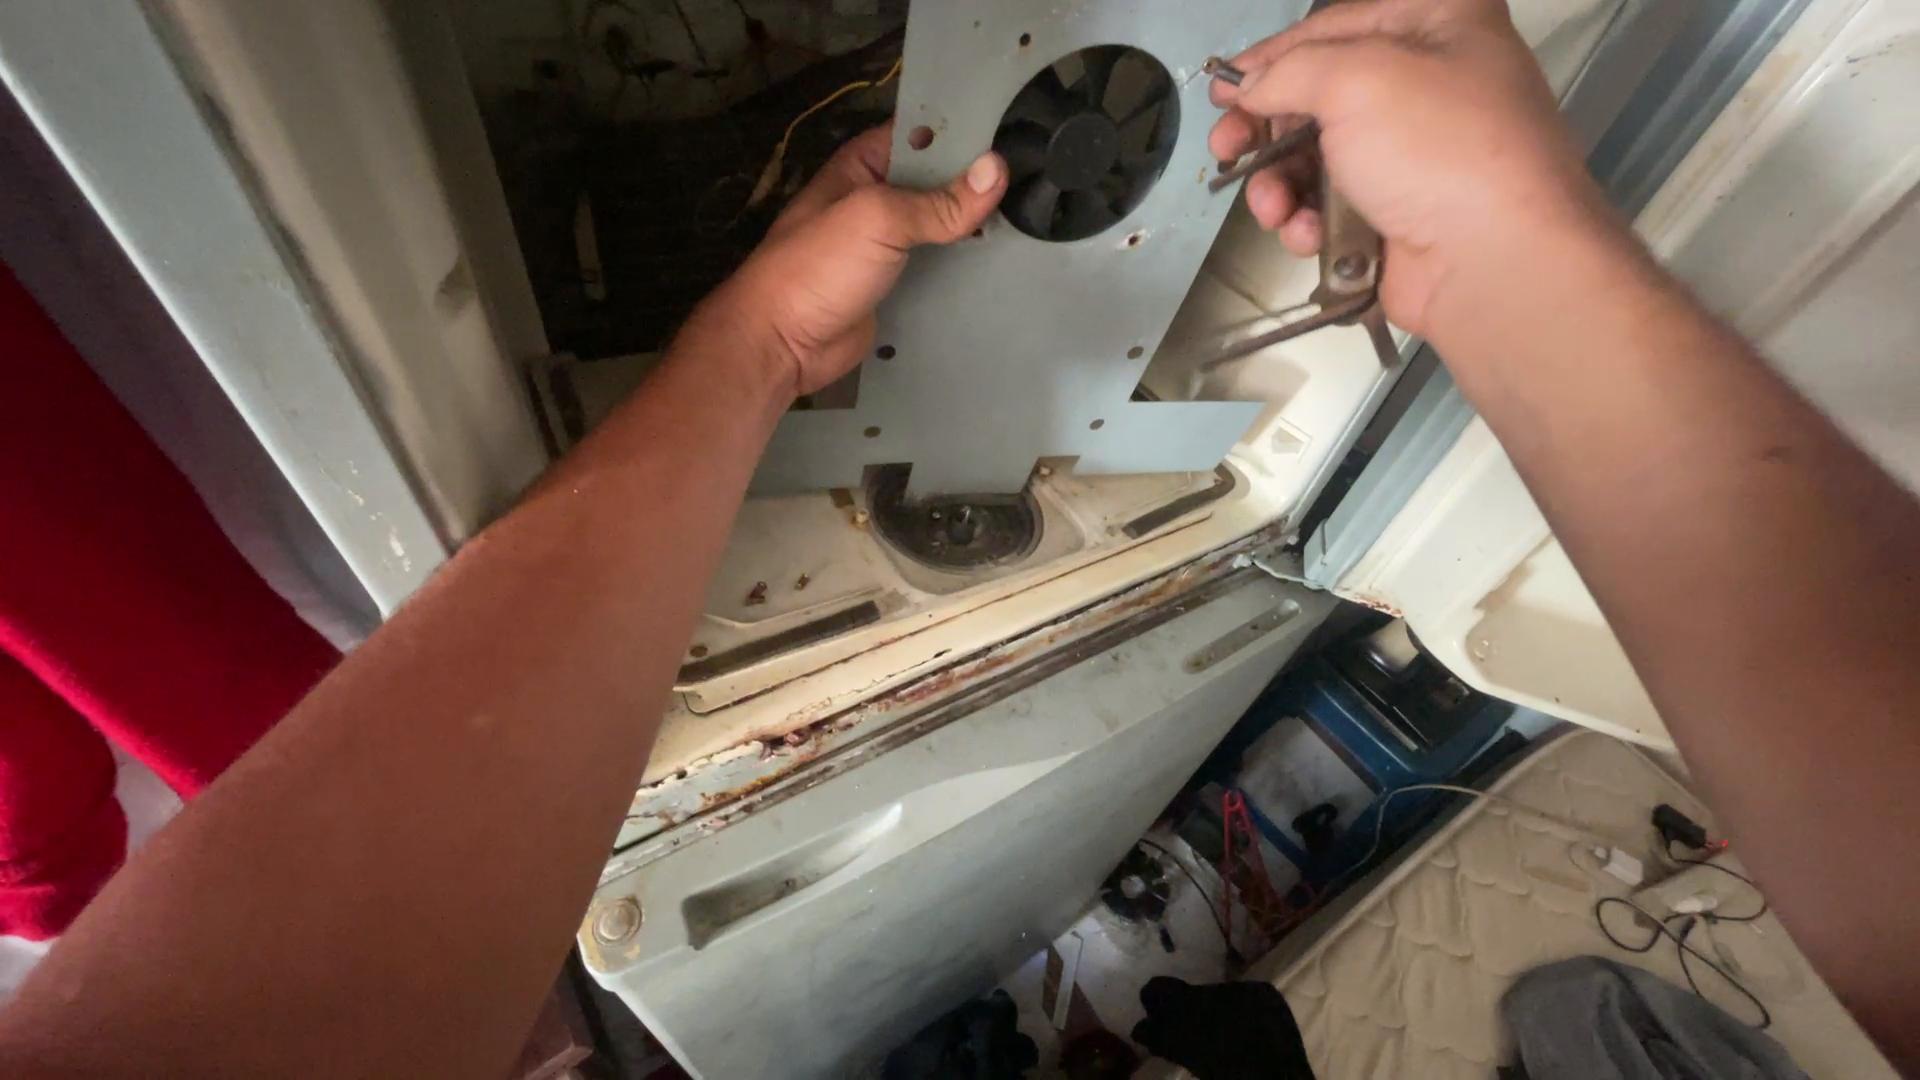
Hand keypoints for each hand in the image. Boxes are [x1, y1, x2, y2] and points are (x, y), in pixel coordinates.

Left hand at [689, 125, 1006, 398]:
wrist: (783, 342)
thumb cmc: (818, 268)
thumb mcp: (878, 220)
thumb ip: (937, 201)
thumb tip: (996, 170)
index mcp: (863, 165)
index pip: (923, 134)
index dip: (964, 135)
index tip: (1015, 139)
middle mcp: (876, 199)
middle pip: (936, 182)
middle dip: (975, 184)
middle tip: (1032, 185)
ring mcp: (886, 246)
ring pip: (938, 228)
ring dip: (971, 228)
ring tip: (1027, 221)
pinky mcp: (894, 287)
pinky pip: (934, 269)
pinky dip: (960, 268)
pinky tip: (997, 266)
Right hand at [1208, 0, 1619, 339]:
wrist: (1485, 257)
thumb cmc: (1432, 149)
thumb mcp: (1358, 81)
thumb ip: (1291, 71)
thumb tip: (1247, 85)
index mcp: (1434, 21)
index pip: (1330, 27)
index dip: (1268, 59)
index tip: (1220, 90)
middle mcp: (1421, 81)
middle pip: (1313, 99)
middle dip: (1264, 132)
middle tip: (1224, 152)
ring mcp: (1403, 153)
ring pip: (1310, 161)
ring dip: (1278, 188)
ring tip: (1273, 211)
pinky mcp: (1387, 211)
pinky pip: (1326, 206)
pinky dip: (1306, 222)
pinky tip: (1307, 236)